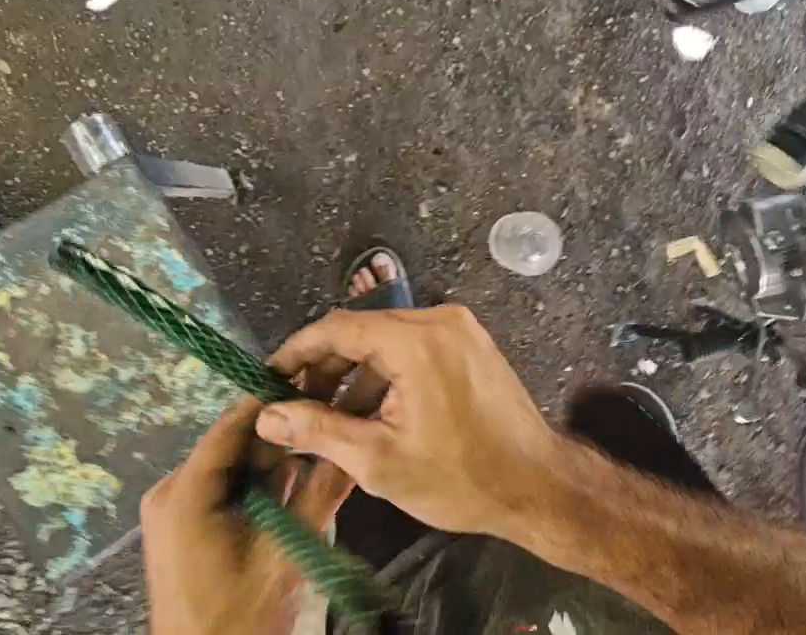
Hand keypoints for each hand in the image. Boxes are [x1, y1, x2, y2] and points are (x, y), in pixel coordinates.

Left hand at [142, 399, 351, 634]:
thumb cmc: (238, 621)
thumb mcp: (286, 555)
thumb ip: (321, 494)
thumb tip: (356, 446)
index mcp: (183, 492)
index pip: (232, 425)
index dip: (273, 398)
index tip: (314, 377)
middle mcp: (171, 491)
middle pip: (235, 444)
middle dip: (281, 431)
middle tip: (326, 411)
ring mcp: (176, 511)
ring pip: (235, 466)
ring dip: (275, 458)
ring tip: (320, 437)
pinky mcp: (185, 528)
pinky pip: (227, 489)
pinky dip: (260, 483)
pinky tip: (298, 476)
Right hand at [255, 305, 562, 538]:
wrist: (539, 486)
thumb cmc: (459, 477)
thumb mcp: (378, 460)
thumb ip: (317, 429)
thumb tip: (266, 416)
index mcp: (415, 339)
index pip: (338, 327)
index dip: (297, 351)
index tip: (268, 377)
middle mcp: (438, 319)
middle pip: (363, 331)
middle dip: (324, 367)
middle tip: (293, 405)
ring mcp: (458, 328)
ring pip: (386, 340)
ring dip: (354, 374)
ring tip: (324, 417)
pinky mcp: (469, 344)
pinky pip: (413, 348)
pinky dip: (385, 374)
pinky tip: (367, 412)